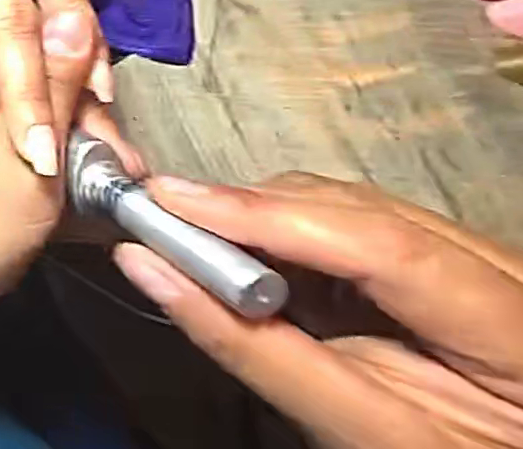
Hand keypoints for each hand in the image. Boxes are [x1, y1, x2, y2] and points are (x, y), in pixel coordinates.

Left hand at [0, 8, 142, 341]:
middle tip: (113, 147)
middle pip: (44, 55)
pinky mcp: (2, 125)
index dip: (73, 44)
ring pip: (54, 87)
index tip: (105, 89)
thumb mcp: (24, 147)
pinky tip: (104, 165)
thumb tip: (72, 12)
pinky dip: (78, 135)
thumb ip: (49, 84)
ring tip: (115, 165)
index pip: (24, 20)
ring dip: (91, 121)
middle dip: (88, 95)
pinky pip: (49, 111)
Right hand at [114, 174, 522, 448]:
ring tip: (203, 239)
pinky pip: (349, 212)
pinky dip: (284, 225)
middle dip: (250, 209)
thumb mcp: (356, 429)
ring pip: (347, 201)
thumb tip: (138, 260)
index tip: (165, 198)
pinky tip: (255, 253)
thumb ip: (250, 345)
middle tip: (164, 218)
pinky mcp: (446, 251)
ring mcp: (487, 258)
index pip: (386, 247)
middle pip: (360, 210)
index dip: (264, 214)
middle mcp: (516, 277)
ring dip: (260, 213)